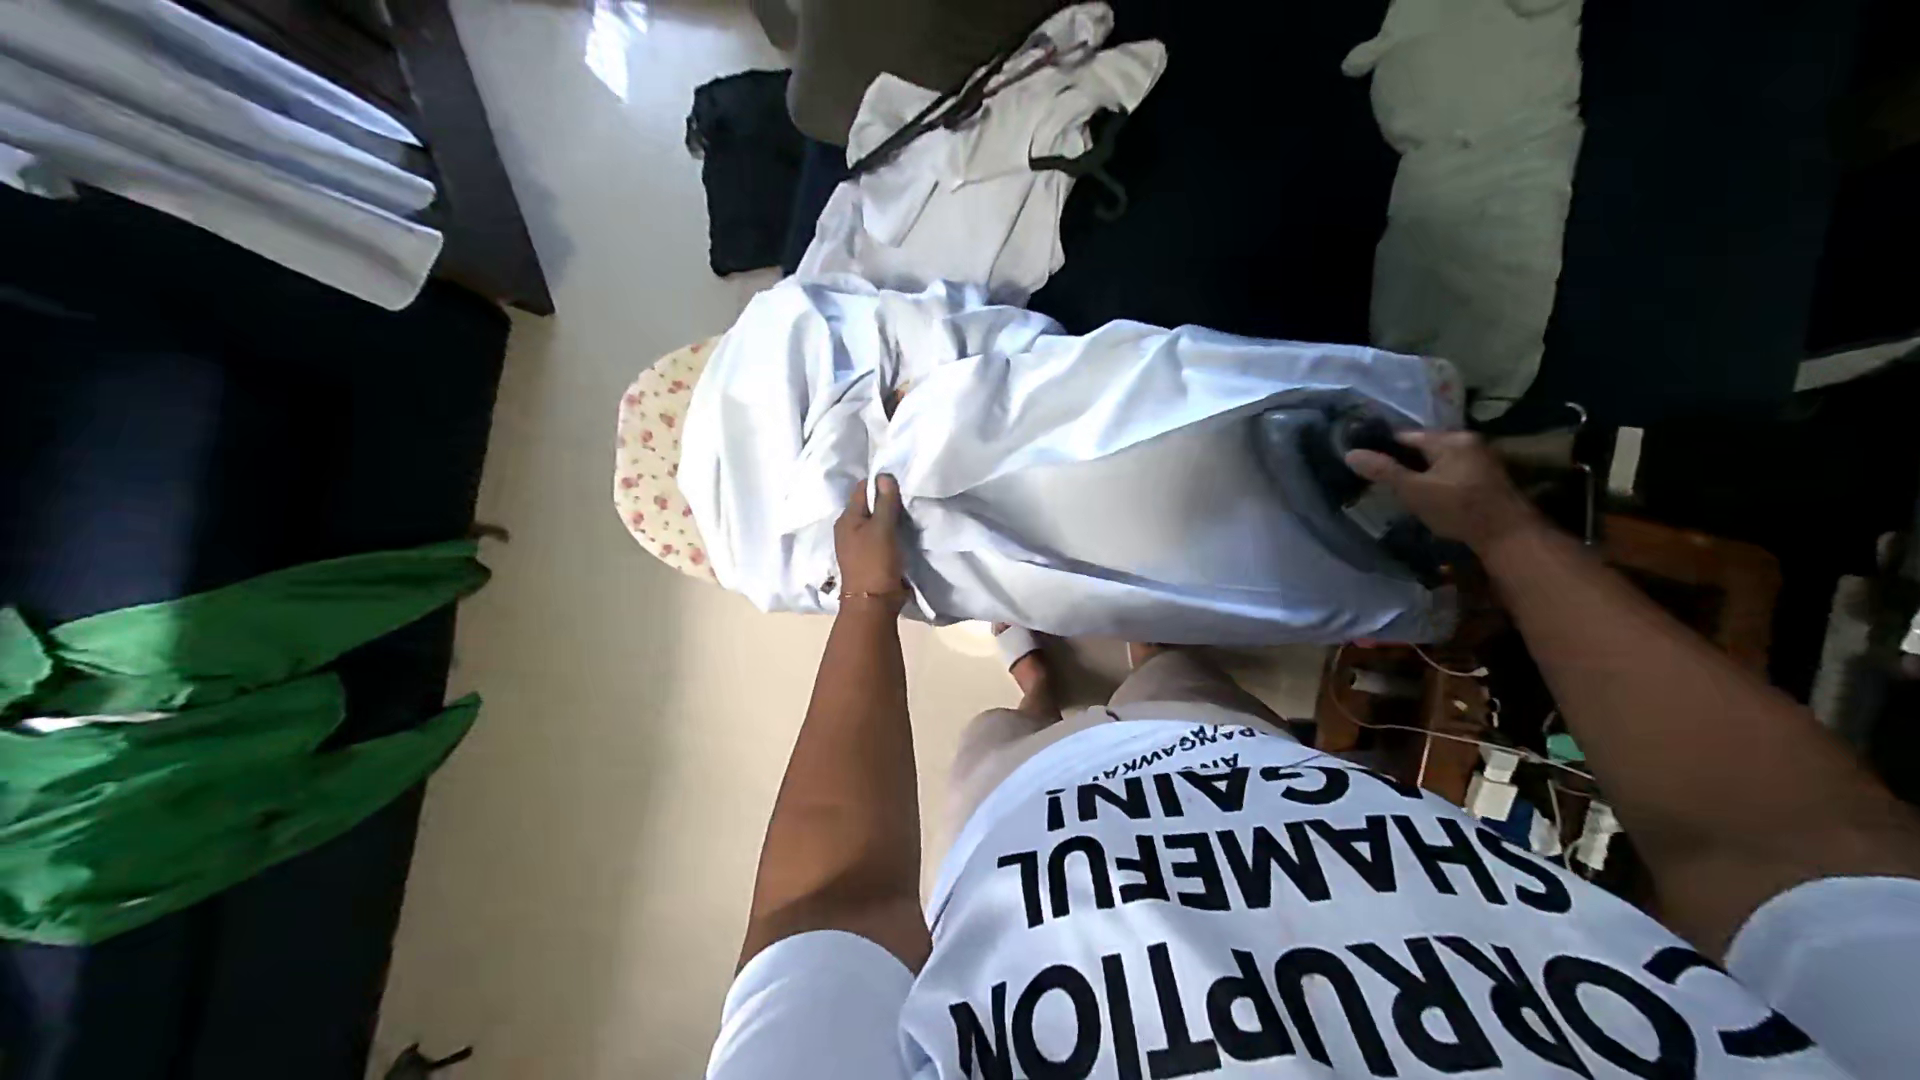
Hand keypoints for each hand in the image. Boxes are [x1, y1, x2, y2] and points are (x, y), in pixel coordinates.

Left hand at [834, 474, 906, 602]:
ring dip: (891, 518)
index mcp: (847, 519)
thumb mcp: (882, 529)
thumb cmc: (875, 562)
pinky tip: (905, 531)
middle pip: (869, 505)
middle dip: (887, 500)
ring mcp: (858, 544)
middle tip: (909, 496)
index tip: (901, 480)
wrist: (874, 603)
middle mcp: (848, 529)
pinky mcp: (870, 557)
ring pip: (876, 522)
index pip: (862, 489)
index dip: (880, 482)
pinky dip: (892, 533)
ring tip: (910, 512)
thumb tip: (884, 475)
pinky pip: (882, 537)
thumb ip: (885, 502)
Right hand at [1345, 431, 1541, 552]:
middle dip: (1402, 461)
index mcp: (1451, 439)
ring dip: (1419, 471)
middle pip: (1422, 447)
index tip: (1365, 463)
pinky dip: (1435, 478)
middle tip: (1380, 480)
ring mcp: (1480, 458)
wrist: (1509, 535)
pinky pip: (1450, 469)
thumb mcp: (1414, 491)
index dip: (1382, 449)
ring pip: (1436, 459)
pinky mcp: (1486, 476)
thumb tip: (1350, 453)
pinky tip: (1425, 494)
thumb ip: (1383, 471)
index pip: (1405, 436)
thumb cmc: (1459, 509)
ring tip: (1399, 489)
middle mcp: (1468, 441)